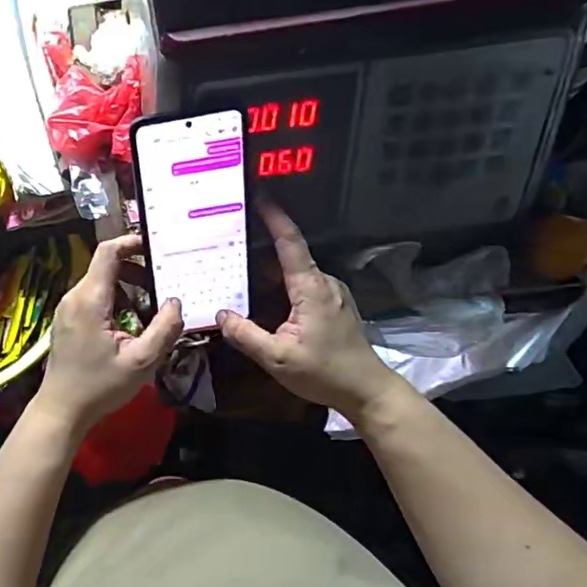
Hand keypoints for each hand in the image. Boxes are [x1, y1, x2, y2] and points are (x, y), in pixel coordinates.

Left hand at [32, 234, 182, 433]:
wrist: (61, 409)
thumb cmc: (99, 387)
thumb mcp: (141, 362)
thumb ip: (164, 329)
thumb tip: (176, 302)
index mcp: (90, 300)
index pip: (108, 252)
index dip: (132, 242)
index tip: (156, 246)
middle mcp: (74, 297)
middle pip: (106, 266)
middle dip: (136, 270)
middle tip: (161, 285)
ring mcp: (67, 309)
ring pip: (100, 283)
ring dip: (127, 289)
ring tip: (149, 311)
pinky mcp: (66, 321)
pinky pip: (92, 299)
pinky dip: (113, 302)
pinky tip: (129, 325)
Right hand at [217, 201, 414, 419]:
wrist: (366, 390)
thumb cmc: (324, 372)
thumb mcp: (276, 357)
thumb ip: (245, 334)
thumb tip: (221, 314)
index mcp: (311, 288)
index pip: (291, 243)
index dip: (275, 218)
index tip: (260, 197)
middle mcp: (324, 284)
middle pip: (290, 255)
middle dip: (262, 245)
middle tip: (231, 240)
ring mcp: (332, 294)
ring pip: (296, 272)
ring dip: (270, 268)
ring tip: (239, 267)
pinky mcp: (333, 306)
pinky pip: (302, 286)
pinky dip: (281, 284)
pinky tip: (263, 296)